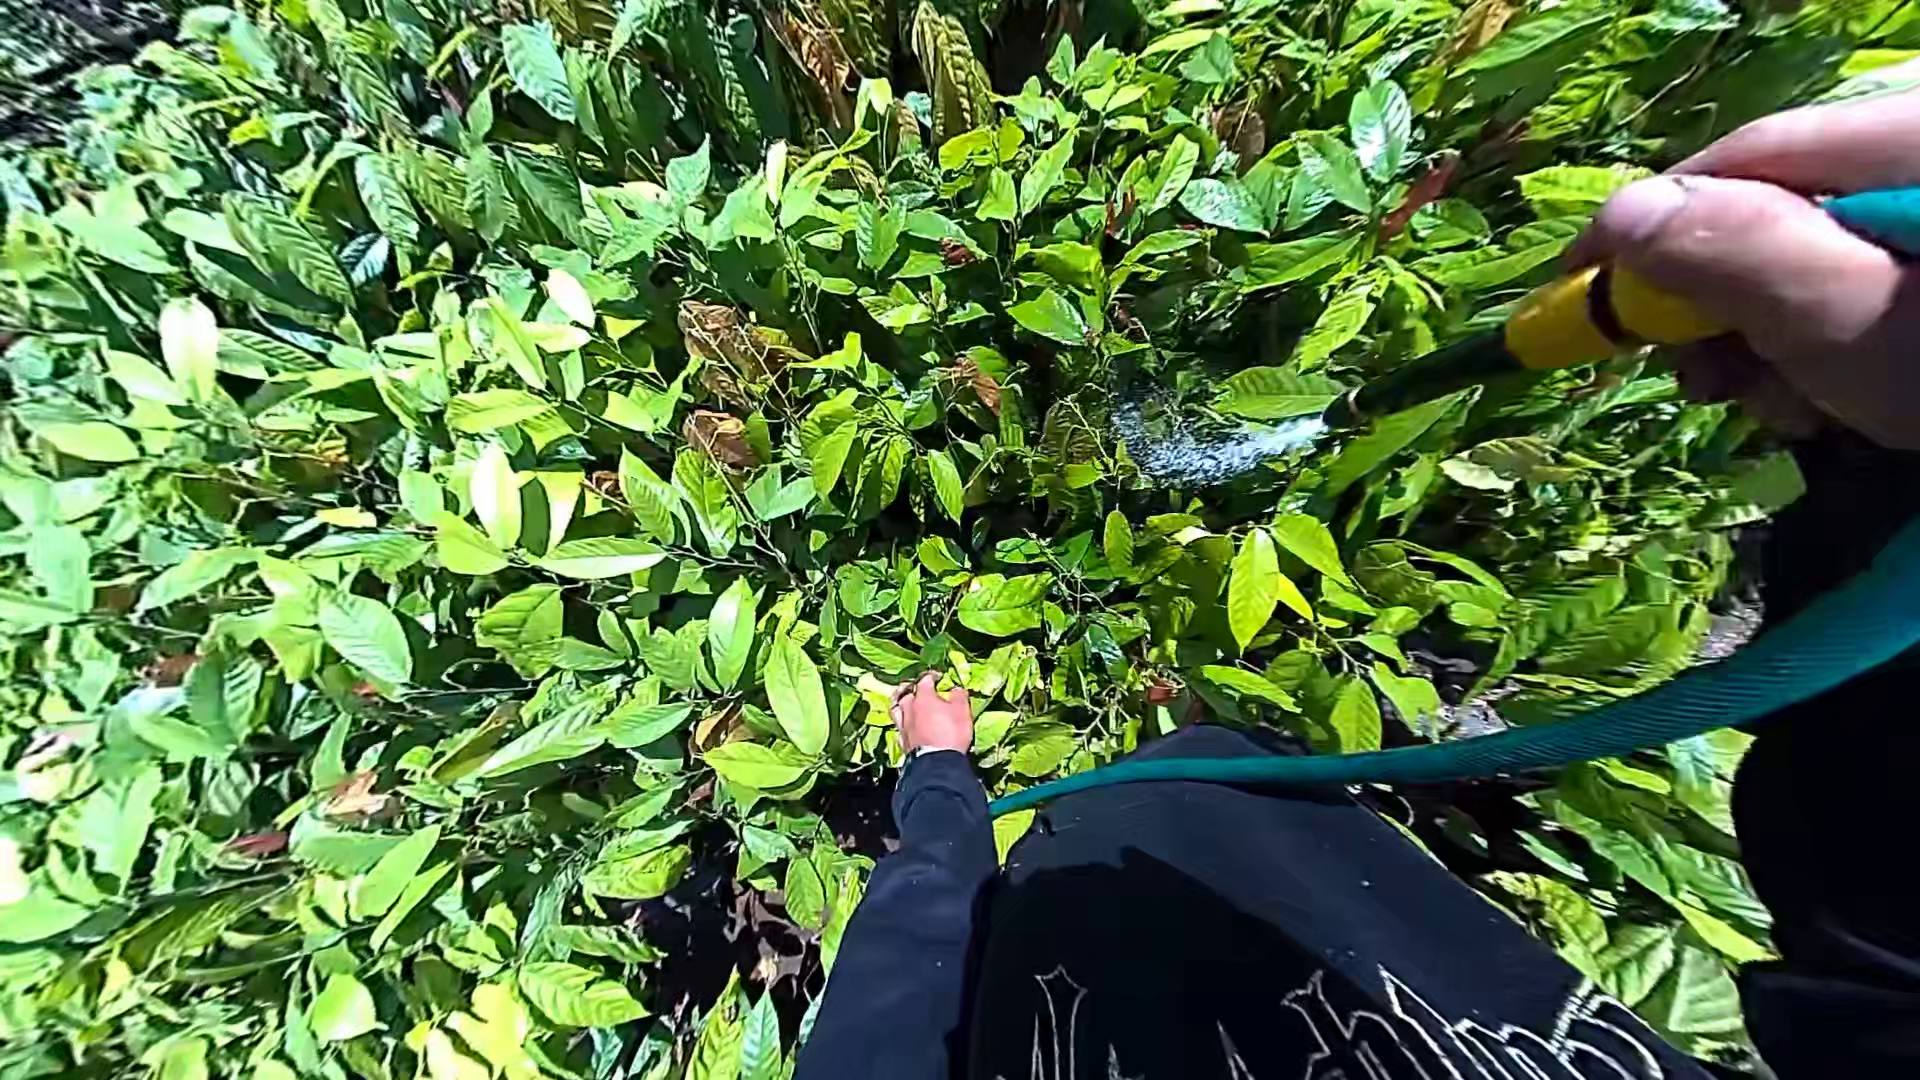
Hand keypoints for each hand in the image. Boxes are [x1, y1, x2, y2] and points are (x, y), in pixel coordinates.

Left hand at [891, 672, 972, 755]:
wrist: (937, 764)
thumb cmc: (951, 733)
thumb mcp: (962, 711)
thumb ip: (959, 696)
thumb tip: (956, 689)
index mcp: (924, 697)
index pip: (925, 680)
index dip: (931, 676)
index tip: (938, 677)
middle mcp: (909, 708)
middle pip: (906, 693)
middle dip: (913, 688)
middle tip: (919, 688)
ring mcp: (903, 725)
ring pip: (897, 709)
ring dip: (902, 703)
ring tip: (906, 702)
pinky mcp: (902, 741)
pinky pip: (899, 727)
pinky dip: (903, 723)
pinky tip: (906, 725)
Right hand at [1569, 89, 1919, 448]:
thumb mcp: (1848, 323)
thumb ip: (1738, 255)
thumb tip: (1623, 211)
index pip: (1744, 156)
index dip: (1640, 223)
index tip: (1575, 288)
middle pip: (1771, 207)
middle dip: (1703, 300)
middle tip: (1693, 374)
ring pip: (1796, 247)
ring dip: (1747, 330)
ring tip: (1764, 395)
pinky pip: (1845, 268)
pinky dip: (1804, 330)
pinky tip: (1817, 380)